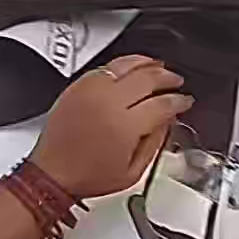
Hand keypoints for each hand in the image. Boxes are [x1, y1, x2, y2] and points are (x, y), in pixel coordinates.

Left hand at [29, 54, 191, 198]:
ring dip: (146, 63)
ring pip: (125, 64)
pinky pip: (104, 67)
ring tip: (158, 67)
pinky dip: (121, 64)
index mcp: (125, 125)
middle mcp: (108, 103)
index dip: (179, 100)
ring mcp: (91, 91)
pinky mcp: (77, 87)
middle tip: (176, 81)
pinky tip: (130, 67)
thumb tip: (168, 122)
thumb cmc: (87, 176)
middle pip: (148, 77)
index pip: (163, 103)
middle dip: (168, 77)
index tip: (185, 101)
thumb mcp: (133, 172)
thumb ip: (155, 143)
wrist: (52, 173)